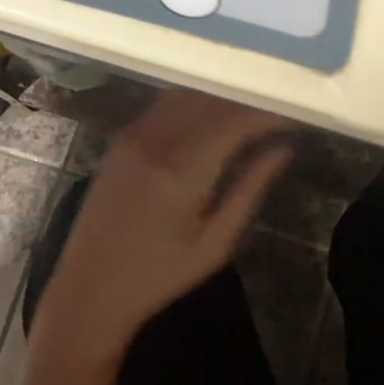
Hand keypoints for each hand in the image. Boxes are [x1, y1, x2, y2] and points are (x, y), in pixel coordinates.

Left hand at [32, 90, 293, 355]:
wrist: (90, 288)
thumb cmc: (160, 276)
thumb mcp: (215, 244)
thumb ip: (249, 190)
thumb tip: (282, 150)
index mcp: (181, 173)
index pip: (233, 122)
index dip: (266, 113)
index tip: (293, 113)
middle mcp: (155, 143)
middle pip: (210, 101)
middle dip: (246, 100)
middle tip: (277, 106)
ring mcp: (133, 137)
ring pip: (185, 96)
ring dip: (219, 97)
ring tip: (250, 106)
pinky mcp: (121, 139)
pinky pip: (163, 106)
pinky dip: (192, 101)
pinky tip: (212, 111)